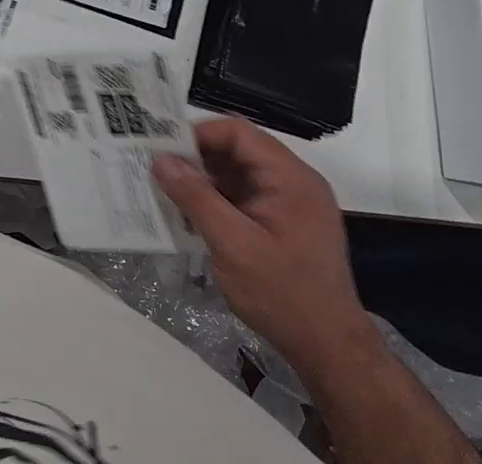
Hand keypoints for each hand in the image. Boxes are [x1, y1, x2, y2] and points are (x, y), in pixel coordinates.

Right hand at [152, 118, 375, 370]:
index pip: (238, 133)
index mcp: (290, 179)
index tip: (160, 150)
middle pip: (236, 150)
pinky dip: (212, 200)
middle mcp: (292, 183)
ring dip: (200, 180)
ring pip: (235, 173)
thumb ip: (196, 197)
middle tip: (153, 169)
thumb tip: (160, 159)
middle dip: (194, 157)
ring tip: (163, 191)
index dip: (197, 134)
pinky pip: (240, 196)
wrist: (327, 347)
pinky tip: (186, 215)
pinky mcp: (279, 223)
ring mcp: (287, 204)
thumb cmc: (282, 293)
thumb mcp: (232, 244)